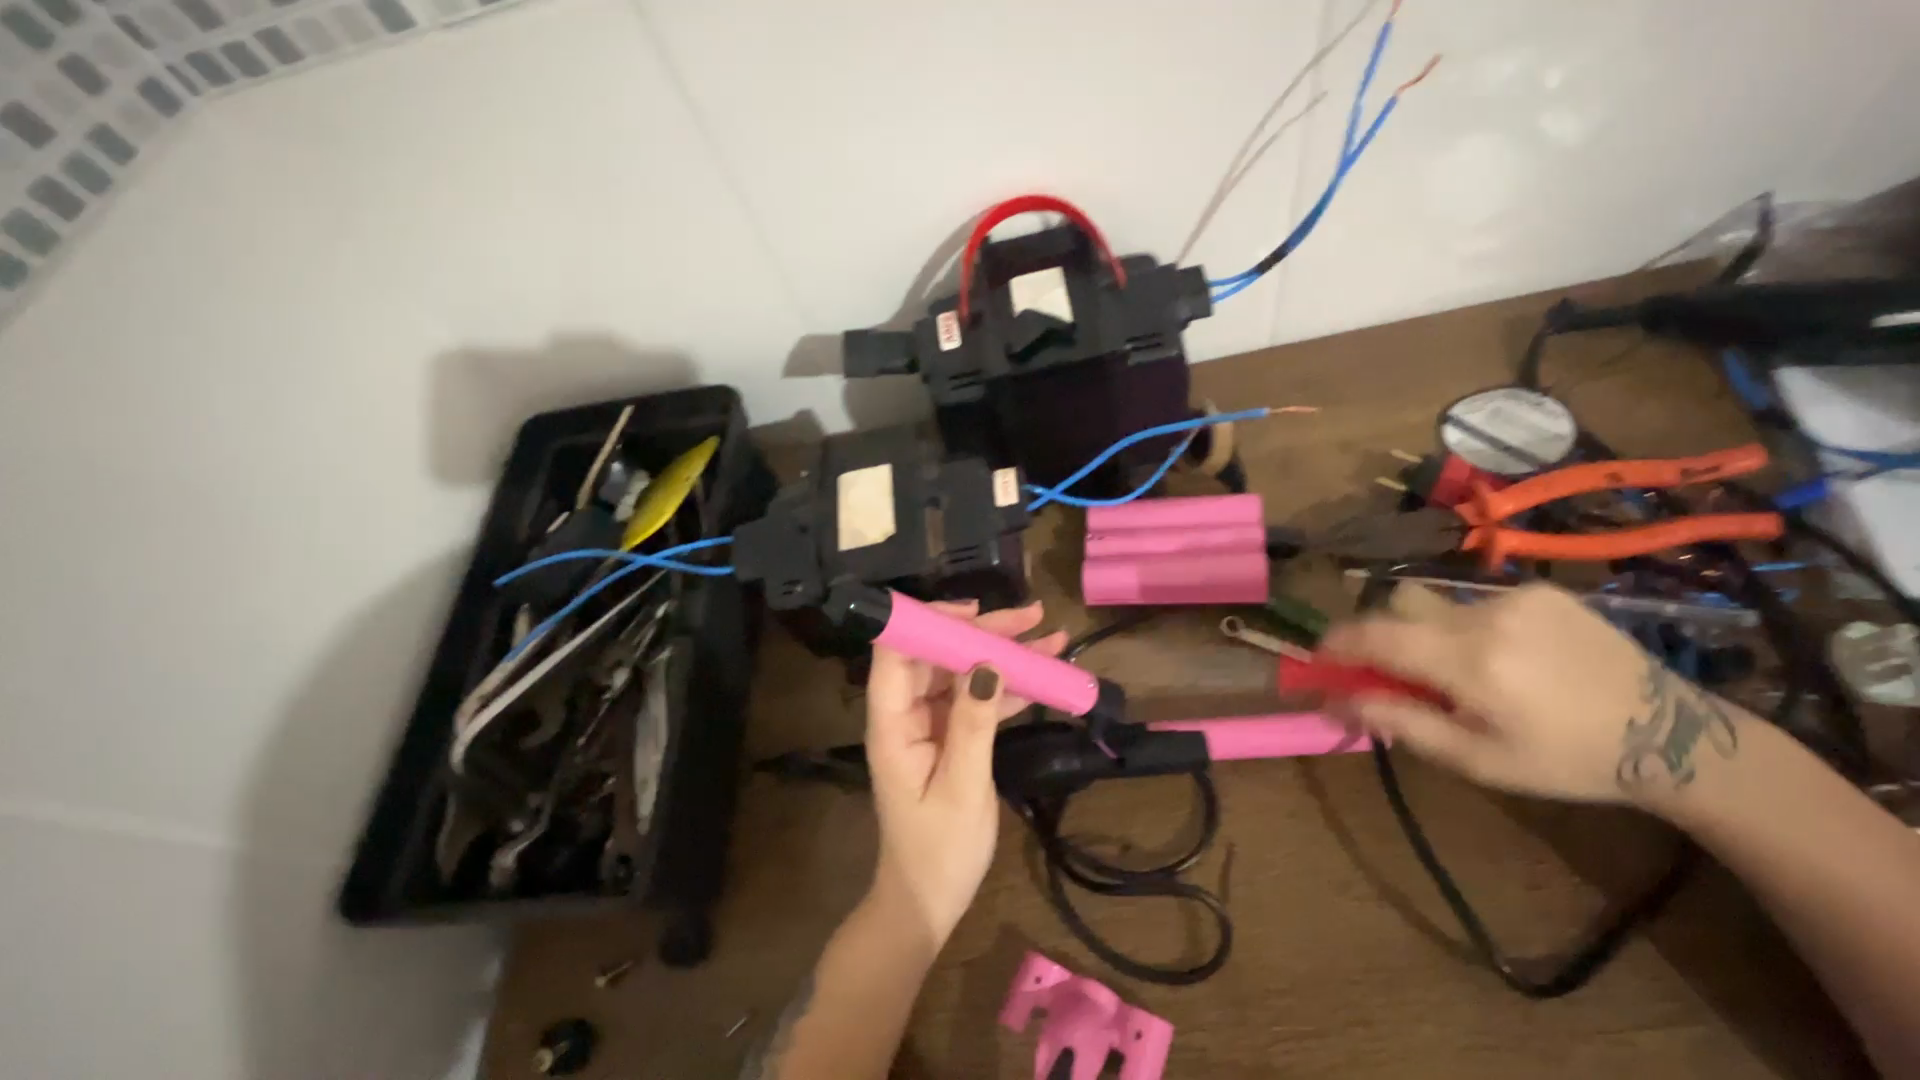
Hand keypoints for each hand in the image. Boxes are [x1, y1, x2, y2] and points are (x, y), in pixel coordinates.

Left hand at [863, 601, 1067, 943]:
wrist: (927, 902)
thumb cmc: (939, 851)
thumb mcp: (962, 787)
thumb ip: (974, 723)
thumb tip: (988, 663)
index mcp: (892, 724)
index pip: (897, 654)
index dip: (929, 623)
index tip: (975, 611)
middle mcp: (905, 716)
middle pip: (936, 657)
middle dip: (982, 633)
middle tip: (1031, 616)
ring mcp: (928, 728)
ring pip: (960, 676)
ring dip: (1002, 656)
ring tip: (1050, 636)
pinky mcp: (948, 741)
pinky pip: (974, 703)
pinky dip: (1005, 689)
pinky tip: (1041, 677)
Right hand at [1319, 583, 1741, 809]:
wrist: (1672, 736)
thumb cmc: (1566, 760)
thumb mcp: (1476, 759)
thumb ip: (1400, 722)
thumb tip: (1337, 700)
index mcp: (1470, 662)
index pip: (1375, 635)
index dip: (1337, 643)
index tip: (1319, 659)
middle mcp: (1487, 616)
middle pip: (1400, 605)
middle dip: (1385, 635)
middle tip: (1399, 675)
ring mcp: (1518, 597)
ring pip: (1440, 605)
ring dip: (1432, 635)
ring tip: (1469, 676)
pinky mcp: (1543, 591)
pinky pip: (1478, 602)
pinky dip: (1471, 628)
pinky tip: (1510, 661)